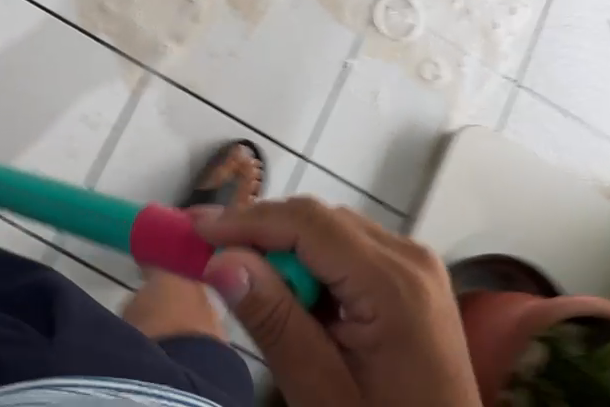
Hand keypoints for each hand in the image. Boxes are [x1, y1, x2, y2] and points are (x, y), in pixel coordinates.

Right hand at [197, 198, 479, 406]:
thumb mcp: (323, 393)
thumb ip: (275, 322)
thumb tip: (221, 260)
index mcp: (395, 285)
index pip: (308, 224)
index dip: (247, 220)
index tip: (194, 228)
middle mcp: (410, 258)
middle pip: (319, 221)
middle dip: (260, 232)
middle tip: (205, 251)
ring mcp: (416, 266)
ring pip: (330, 231)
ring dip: (284, 249)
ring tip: (240, 276)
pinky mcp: (412, 279)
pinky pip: (349, 250)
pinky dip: (311, 264)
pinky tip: (289, 296)